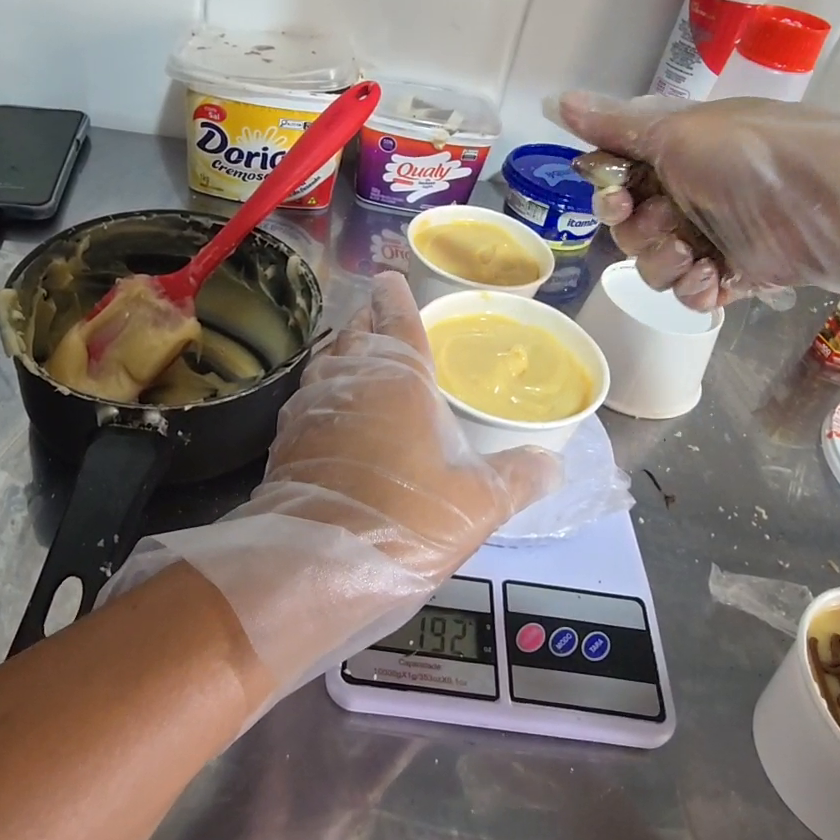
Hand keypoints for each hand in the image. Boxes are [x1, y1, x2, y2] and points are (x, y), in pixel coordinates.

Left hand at [97, 272, 560, 696]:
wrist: (314, 561)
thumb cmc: (405, 517)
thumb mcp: (478, 503)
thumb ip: (519, 477)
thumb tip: (553, 463)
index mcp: (399, 376)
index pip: (397, 317)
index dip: (395, 295)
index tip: (390, 278)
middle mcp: (350, 378)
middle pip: (357, 333)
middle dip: (368, 321)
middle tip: (380, 320)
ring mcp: (311, 406)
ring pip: (327, 362)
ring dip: (343, 354)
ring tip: (358, 359)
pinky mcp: (285, 439)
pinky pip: (307, 398)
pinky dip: (323, 393)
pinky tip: (332, 414)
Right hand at [553, 91, 839, 329]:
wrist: (834, 203)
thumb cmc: (750, 154)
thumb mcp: (677, 130)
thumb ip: (612, 125)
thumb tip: (553, 101)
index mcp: (674, 155)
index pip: (616, 182)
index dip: (608, 196)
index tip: (618, 198)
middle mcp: (688, 194)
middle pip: (627, 230)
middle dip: (637, 232)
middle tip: (663, 222)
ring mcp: (711, 238)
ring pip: (652, 265)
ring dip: (662, 263)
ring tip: (693, 254)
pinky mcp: (733, 276)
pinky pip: (689, 293)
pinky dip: (694, 288)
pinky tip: (712, 277)